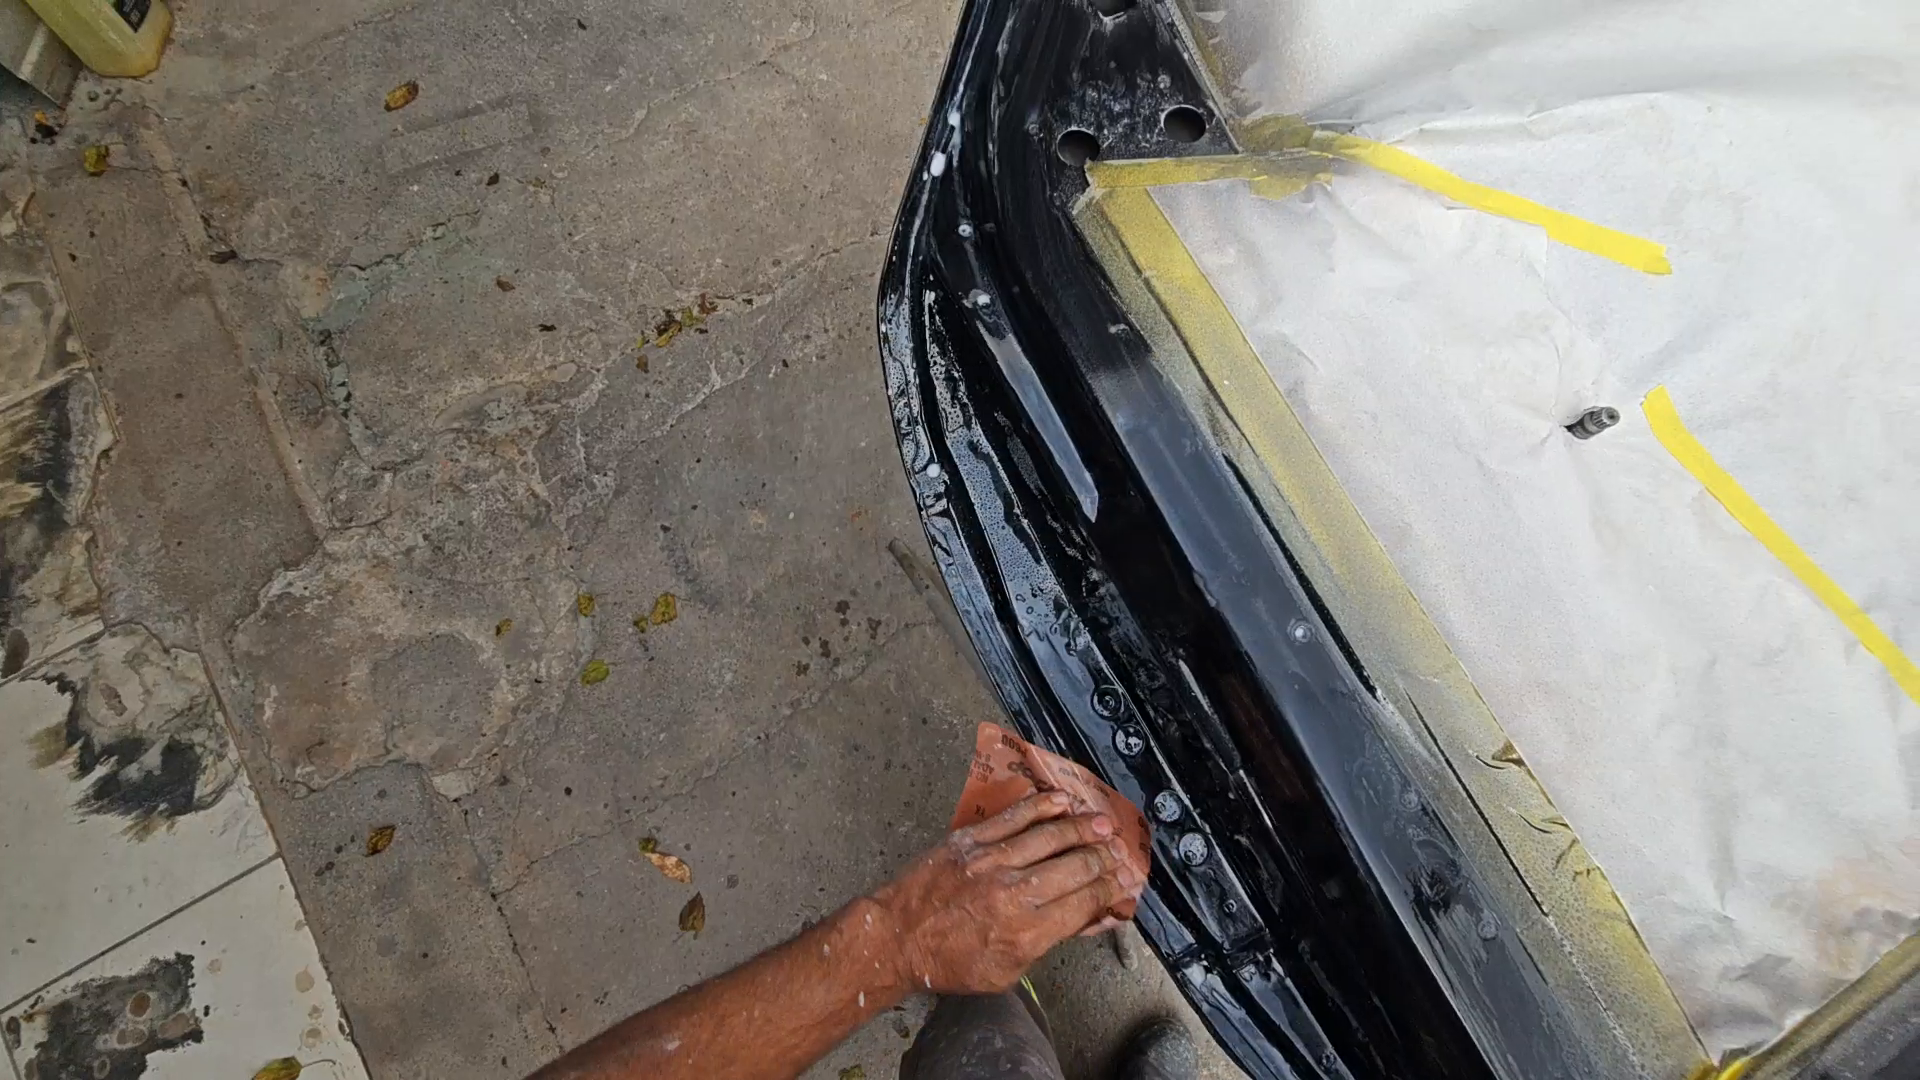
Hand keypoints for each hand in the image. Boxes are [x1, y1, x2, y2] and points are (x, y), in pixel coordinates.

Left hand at [868, 790, 1145, 994]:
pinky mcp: (972, 839)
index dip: (1111, 889)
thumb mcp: (1010, 970)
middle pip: (1075, 866)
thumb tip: (1096, 918)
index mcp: (1027, 932)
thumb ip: (1054, 939)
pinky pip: (1014, 815)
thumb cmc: (952, 962)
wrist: (898, 936)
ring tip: (1103, 822)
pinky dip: (1041, 805)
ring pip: (1050, 834)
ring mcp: (992, 860)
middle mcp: (1014, 892)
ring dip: (1082, 826)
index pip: (1084, 901)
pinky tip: (1062, 800)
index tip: (1124, 881)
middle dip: (1104, 857)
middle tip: (1119, 851)